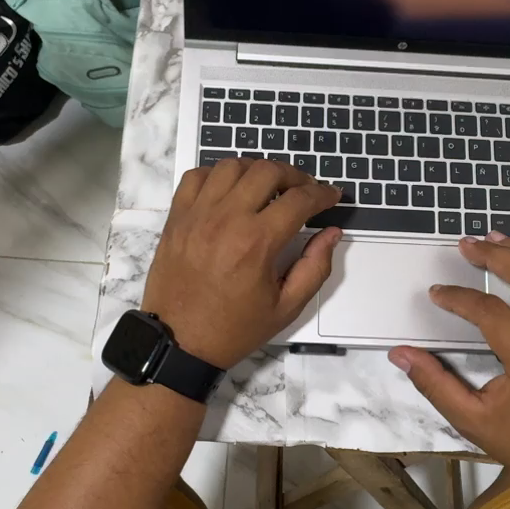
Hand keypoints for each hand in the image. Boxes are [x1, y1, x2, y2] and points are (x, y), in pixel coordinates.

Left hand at [142, 158, 342, 369]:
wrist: (178, 343)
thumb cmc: (233, 329)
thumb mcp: (286, 307)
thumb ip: (315, 267)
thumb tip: (332, 233)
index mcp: (257, 243)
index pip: (299, 200)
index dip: (323, 194)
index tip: (332, 196)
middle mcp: (226, 219)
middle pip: (267, 171)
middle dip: (294, 175)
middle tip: (304, 190)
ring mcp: (197, 214)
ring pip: (232, 166)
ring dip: (257, 170)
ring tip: (269, 186)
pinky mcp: (177, 217)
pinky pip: (197, 176)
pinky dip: (218, 174)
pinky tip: (230, 190)